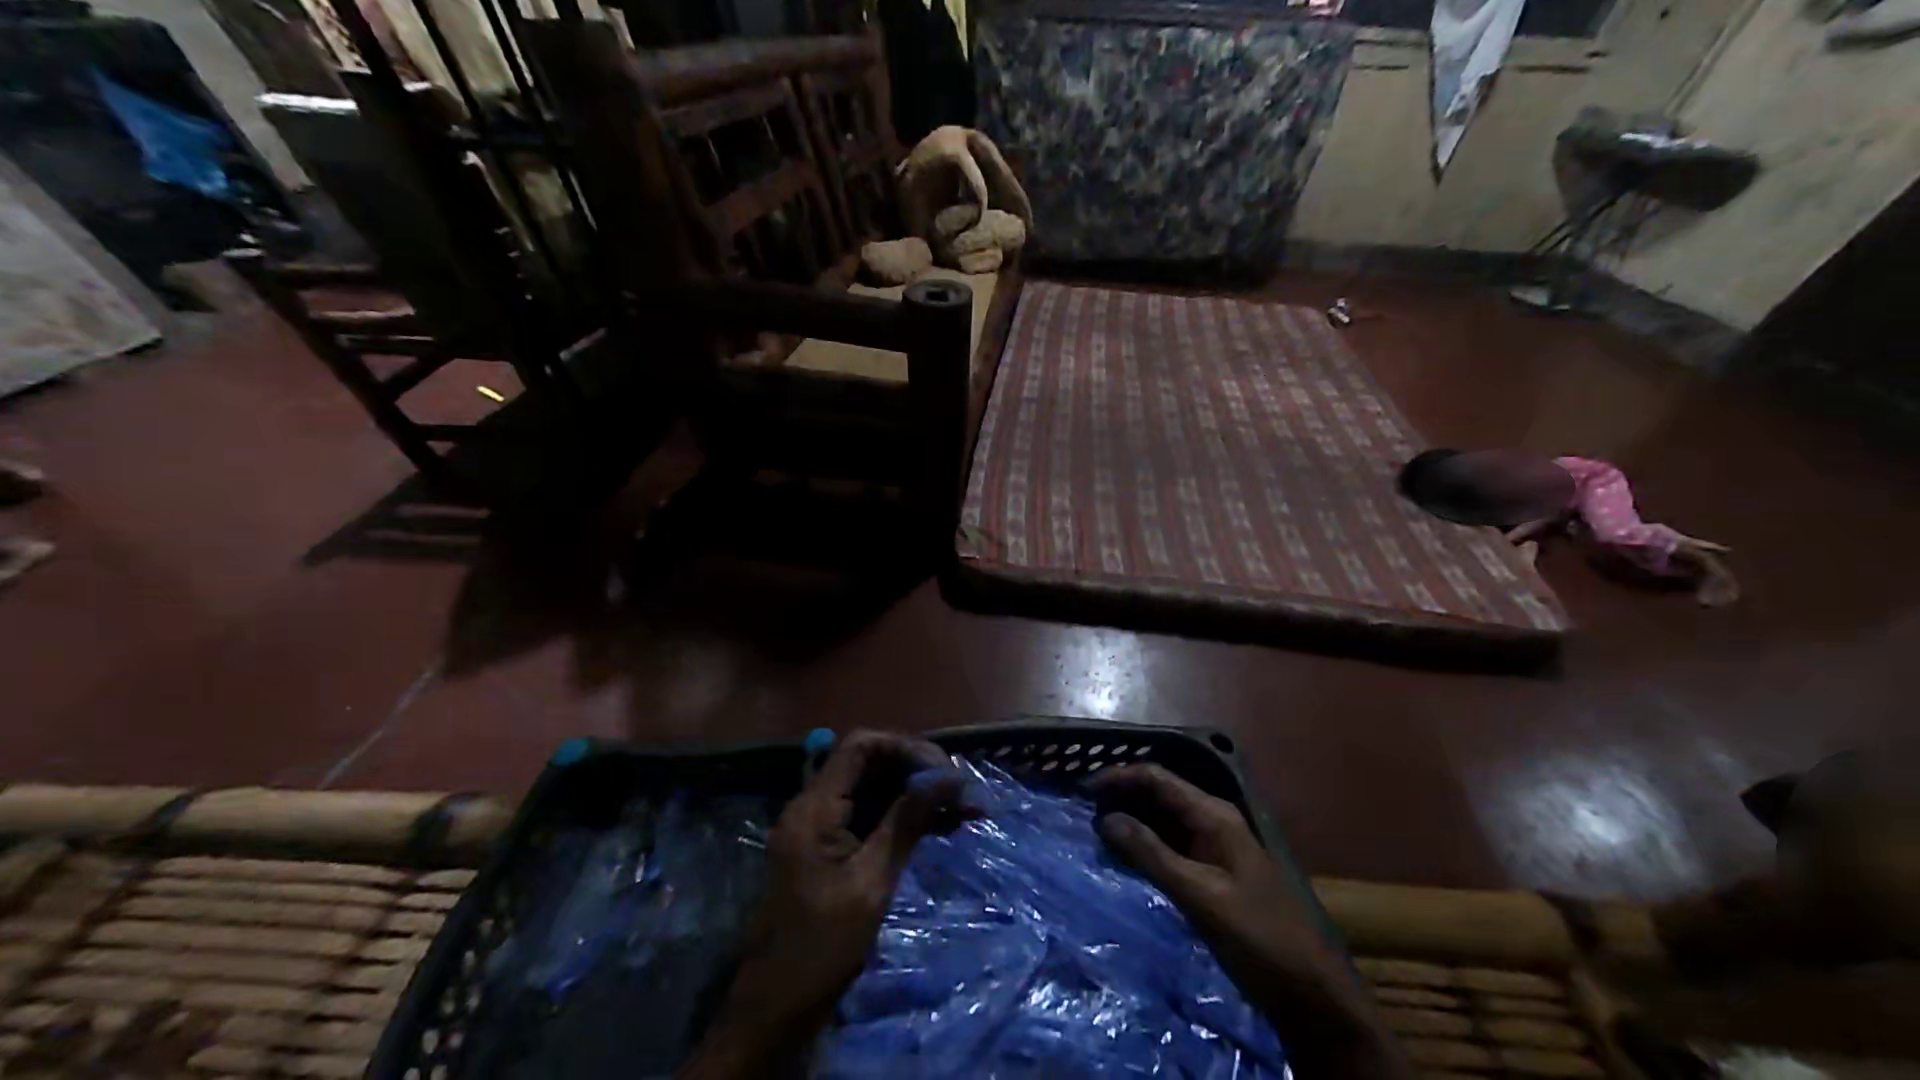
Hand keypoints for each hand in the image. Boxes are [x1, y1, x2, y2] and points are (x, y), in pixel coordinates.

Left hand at [678, 732, 972, 1078]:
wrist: (780, 1004)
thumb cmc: (823, 943)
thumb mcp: (871, 880)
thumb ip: (905, 822)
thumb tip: (946, 776)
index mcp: (815, 806)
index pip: (861, 747)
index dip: (906, 748)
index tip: (945, 770)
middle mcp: (816, 806)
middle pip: (872, 766)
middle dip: (919, 772)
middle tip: (963, 790)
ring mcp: (824, 827)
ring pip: (878, 792)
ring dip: (920, 796)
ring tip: (968, 808)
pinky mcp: (835, 847)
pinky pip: (874, 818)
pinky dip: (907, 819)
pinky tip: (947, 826)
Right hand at [1090, 765, 1410, 1079]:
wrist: (1309, 991)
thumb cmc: (1257, 936)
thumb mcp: (1199, 895)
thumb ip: (1151, 853)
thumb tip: (1104, 818)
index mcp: (1214, 815)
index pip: (1157, 778)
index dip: (1118, 777)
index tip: (1081, 790)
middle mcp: (1212, 821)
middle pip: (1157, 794)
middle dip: (1119, 796)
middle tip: (1079, 810)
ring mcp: (1212, 847)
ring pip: (1161, 820)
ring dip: (1128, 820)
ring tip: (1090, 830)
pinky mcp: (1210, 873)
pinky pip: (1168, 846)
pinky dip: (1142, 845)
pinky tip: (1120, 857)